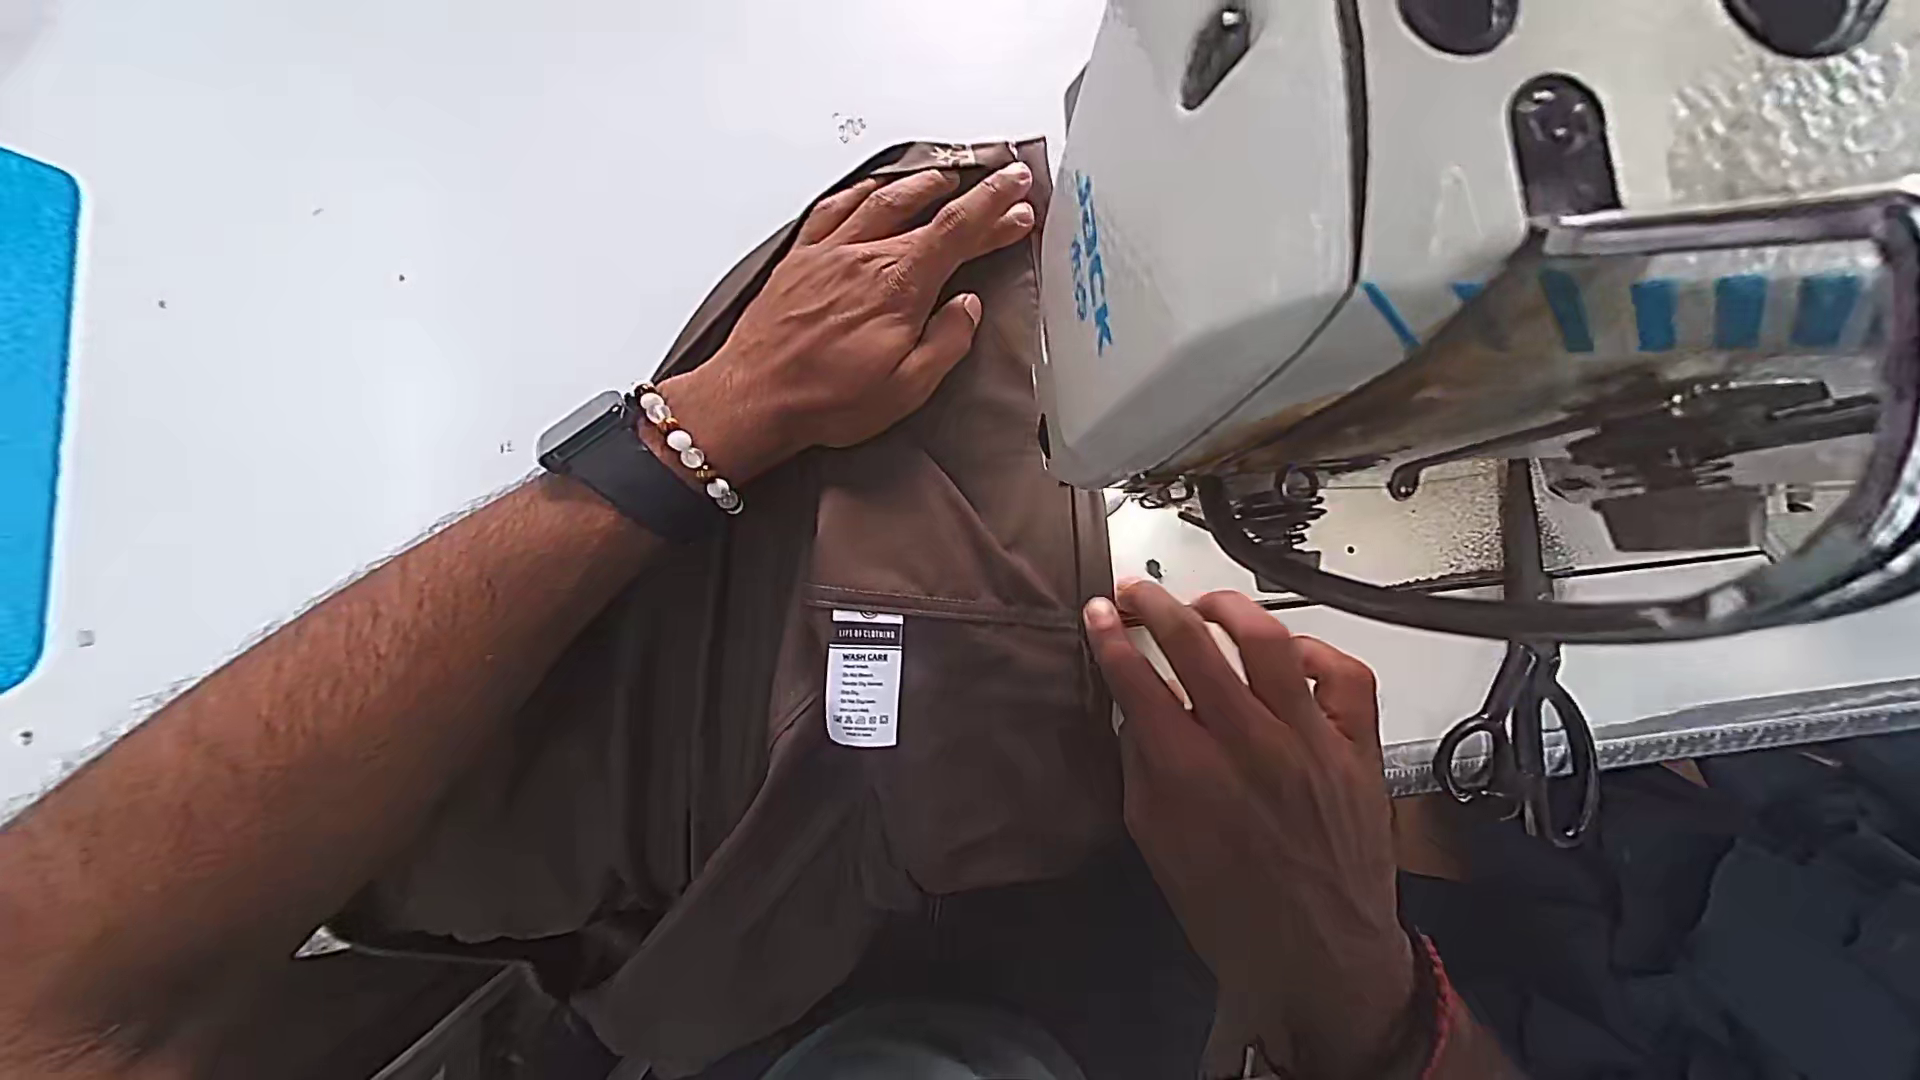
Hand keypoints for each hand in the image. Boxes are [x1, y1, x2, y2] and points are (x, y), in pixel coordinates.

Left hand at [658, 161, 1037, 482]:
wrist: (756, 397)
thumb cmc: (826, 399)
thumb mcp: (906, 388)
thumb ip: (946, 343)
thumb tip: (967, 307)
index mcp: (898, 287)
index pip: (958, 232)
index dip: (994, 210)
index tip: (1018, 197)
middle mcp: (865, 257)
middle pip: (930, 213)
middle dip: (973, 199)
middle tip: (1001, 188)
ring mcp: (830, 252)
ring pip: (884, 199)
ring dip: (922, 184)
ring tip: (947, 177)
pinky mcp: (800, 260)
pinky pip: (834, 208)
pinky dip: (862, 190)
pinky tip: (873, 189)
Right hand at [1083, 583, 1414, 1078]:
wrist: (1322, 962)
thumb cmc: (1229, 908)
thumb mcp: (1153, 836)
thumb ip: (1140, 761)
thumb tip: (1135, 704)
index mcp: (1190, 774)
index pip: (1137, 678)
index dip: (1109, 635)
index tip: (1100, 612)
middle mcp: (1250, 747)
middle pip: (1193, 643)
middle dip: (1153, 603)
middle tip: (1135, 591)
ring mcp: (1309, 744)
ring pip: (1268, 641)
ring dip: (1226, 608)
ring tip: (1202, 604)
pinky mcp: (1356, 750)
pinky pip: (1343, 673)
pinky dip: (1311, 649)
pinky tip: (1285, 651)